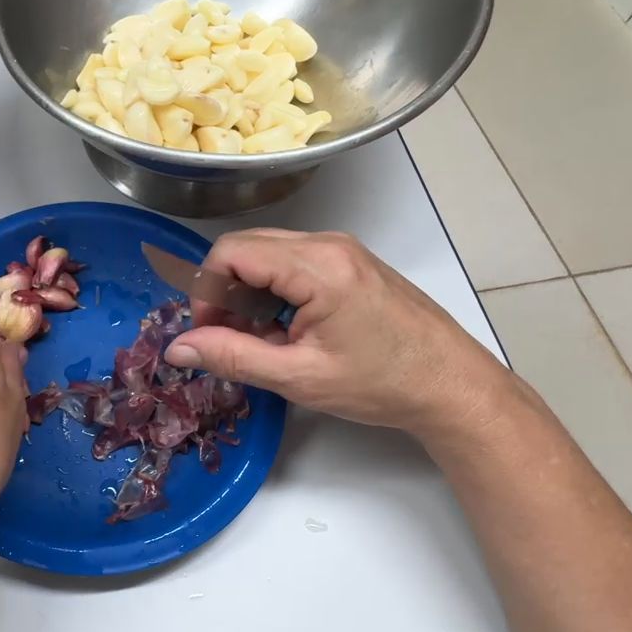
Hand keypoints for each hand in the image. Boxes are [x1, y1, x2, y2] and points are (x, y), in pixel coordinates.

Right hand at [163, 229, 516, 439]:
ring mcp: (341, 249)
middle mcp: (328, 243)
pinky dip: (272, 290)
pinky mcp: (348, 260)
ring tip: (258, 339)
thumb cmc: (381, 384)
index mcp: (317, 266)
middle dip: (223, 291)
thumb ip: (232, 357)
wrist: (454, 387)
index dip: (206, 292)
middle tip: (227, 338)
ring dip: (246, 292)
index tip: (208, 334)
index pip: (231, 252)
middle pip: (245, 247)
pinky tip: (284, 328)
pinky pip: (290, 260)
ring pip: (265, 253)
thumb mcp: (298, 377)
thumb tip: (176, 349)